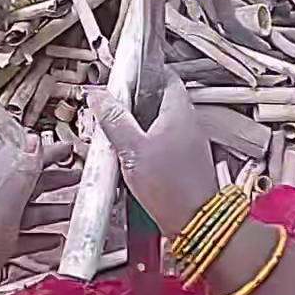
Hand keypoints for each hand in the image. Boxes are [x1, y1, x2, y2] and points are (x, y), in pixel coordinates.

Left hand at [0, 134, 75, 294]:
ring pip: (32, 214)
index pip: (28, 166)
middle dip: (55, 182)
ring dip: (53, 210)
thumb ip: (21, 176)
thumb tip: (34, 143)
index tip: (67, 150)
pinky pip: (26, 240)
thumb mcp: (2, 206)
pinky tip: (54, 240)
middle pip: (32, 189)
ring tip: (73, 207)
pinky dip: (42, 238)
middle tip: (77, 177)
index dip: (49, 157)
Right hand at [90, 74, 220, 234]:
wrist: (195, 222)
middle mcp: (189, 122)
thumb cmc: (170, 188)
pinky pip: (164, 140)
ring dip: (140, 123)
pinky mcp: (186, 160)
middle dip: (136, 100)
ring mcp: (189, 141)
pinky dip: (147, 142)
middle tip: (114, 106)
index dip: (144, 72)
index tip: (125, 75)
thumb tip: (99, 96)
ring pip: (160, 120)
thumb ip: (114, 120)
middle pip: (160, 98)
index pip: (165, 75)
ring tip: (120, 132)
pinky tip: (133, 155)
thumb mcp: (132, 149)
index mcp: (179, 111)